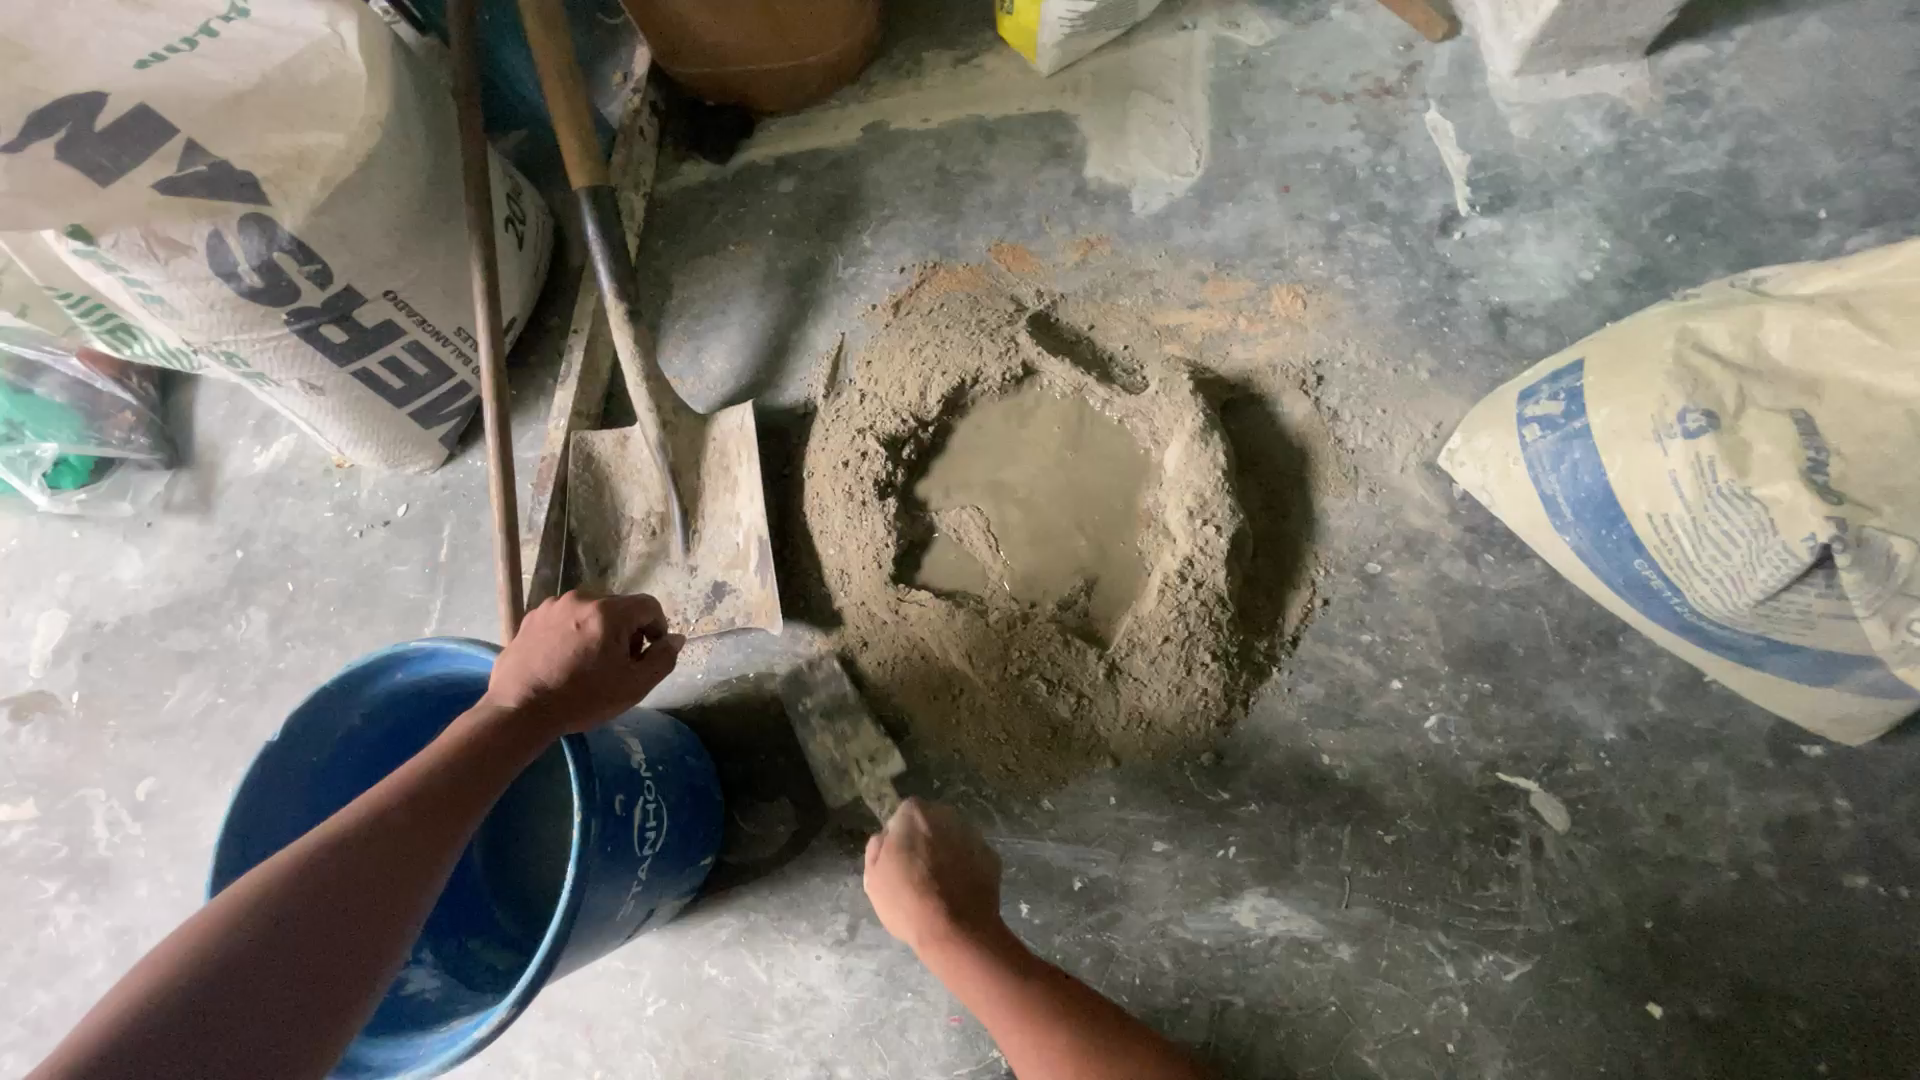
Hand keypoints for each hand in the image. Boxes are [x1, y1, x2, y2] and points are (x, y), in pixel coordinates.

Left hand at [483, 590, 683, 734]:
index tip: (648, 654)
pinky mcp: (532, 618)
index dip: (658, 628)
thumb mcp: (635, 685)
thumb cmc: (583, 698)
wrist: (519, 711)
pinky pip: (566, 618)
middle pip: (620, 608)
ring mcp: (553, 606)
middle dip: (628, 631)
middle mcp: (582, 599)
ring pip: (592, 612)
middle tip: (619, 663)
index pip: (649, 606)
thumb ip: (663, 658)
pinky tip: (565, 659)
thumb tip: (675, 639)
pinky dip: (574, 632)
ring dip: (600, 630)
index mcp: (610, 612)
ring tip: (589, 662)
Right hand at [864, 798, 1004, 953]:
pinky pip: (973, 858)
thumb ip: (877, 847)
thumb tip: (886, 837)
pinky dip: (967, 869)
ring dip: (948, 854)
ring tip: (941, 887)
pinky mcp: (991, 856)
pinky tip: (960, 892)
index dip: (900, 838)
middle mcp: (946, 815)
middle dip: (926, 841)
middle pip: (931, 823)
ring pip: (954, 839)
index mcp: (914, 813)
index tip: (899, 861)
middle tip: (919, 873)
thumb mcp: (873, 877)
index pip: (903, 815)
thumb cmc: (907, 901)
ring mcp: (973, 834)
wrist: (956, 931)